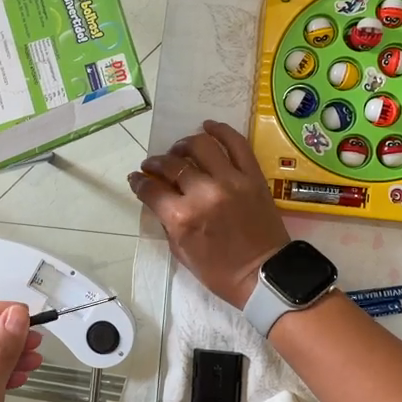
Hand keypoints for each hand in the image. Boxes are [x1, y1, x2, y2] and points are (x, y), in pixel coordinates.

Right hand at [129, 120, 290, 307]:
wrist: (265, 275)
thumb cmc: (219, 272)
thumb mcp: (181, 252)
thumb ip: (167, 221)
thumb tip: (158, 197)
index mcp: (182, 218)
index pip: (151, 189)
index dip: (139, 181)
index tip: (137, 178)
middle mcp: (203, 193)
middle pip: (171, 164)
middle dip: (156, 162)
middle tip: (154, 165)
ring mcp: (230, 181)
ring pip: (200, 145)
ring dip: (183, 144)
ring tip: (180, 150)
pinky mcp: (252, 176)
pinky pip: (236, 143)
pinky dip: (220, 130)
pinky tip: (208, 127)